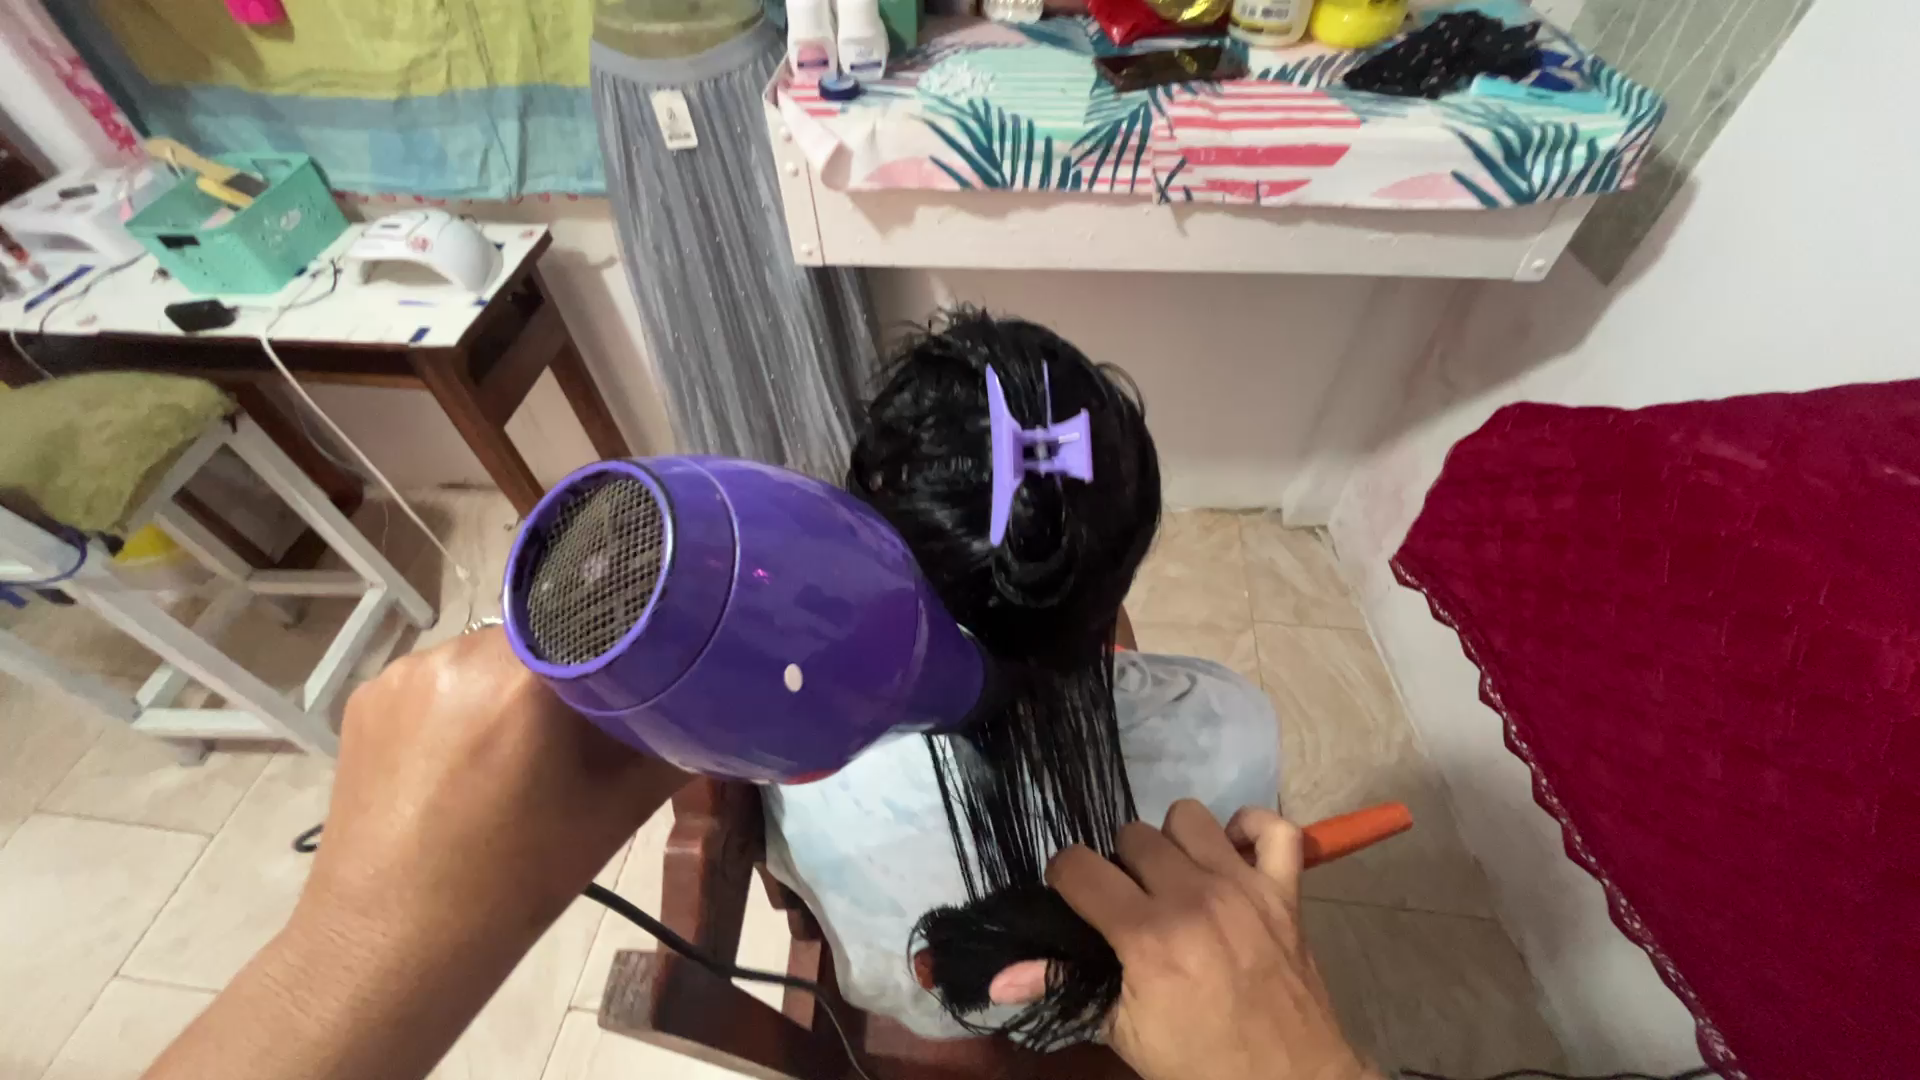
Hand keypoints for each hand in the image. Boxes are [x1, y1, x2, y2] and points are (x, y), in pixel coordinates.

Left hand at [298, 626, 686, 948]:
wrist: (394, 942)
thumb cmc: (522, 876)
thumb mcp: (622, 807)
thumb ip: (675, 745)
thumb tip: (713, 709)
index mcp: (525, 681)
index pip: (595, 625)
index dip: (620, 650)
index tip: (634, 681)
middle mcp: (459, 657)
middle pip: (541, 636)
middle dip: (565, 668)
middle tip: (581, 720)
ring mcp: (404, 673)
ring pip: (489, 652)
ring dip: (513, 680)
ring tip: (520, 739)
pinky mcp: (367, 696)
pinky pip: (439, 673)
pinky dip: (464, 696)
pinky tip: (467, 748)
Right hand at [1018, 801, 1379, 1079]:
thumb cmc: (1201, 1066)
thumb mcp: (1124, 1034)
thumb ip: (1062, 988)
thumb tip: (996, 979)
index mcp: (1147, 937)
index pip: (1078, 866)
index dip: (1065, 878)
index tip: (1075, 899)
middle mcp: (1193, 898)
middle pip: (1131, 836)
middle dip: (1121, 866)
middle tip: (1131, 903)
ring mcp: (1243, 888)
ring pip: (1188, 816)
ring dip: (1174, 844)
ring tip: (1177, 880)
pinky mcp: (1284, 891)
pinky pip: (1272, 827)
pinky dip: (1250, 832)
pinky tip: (1232, 858)